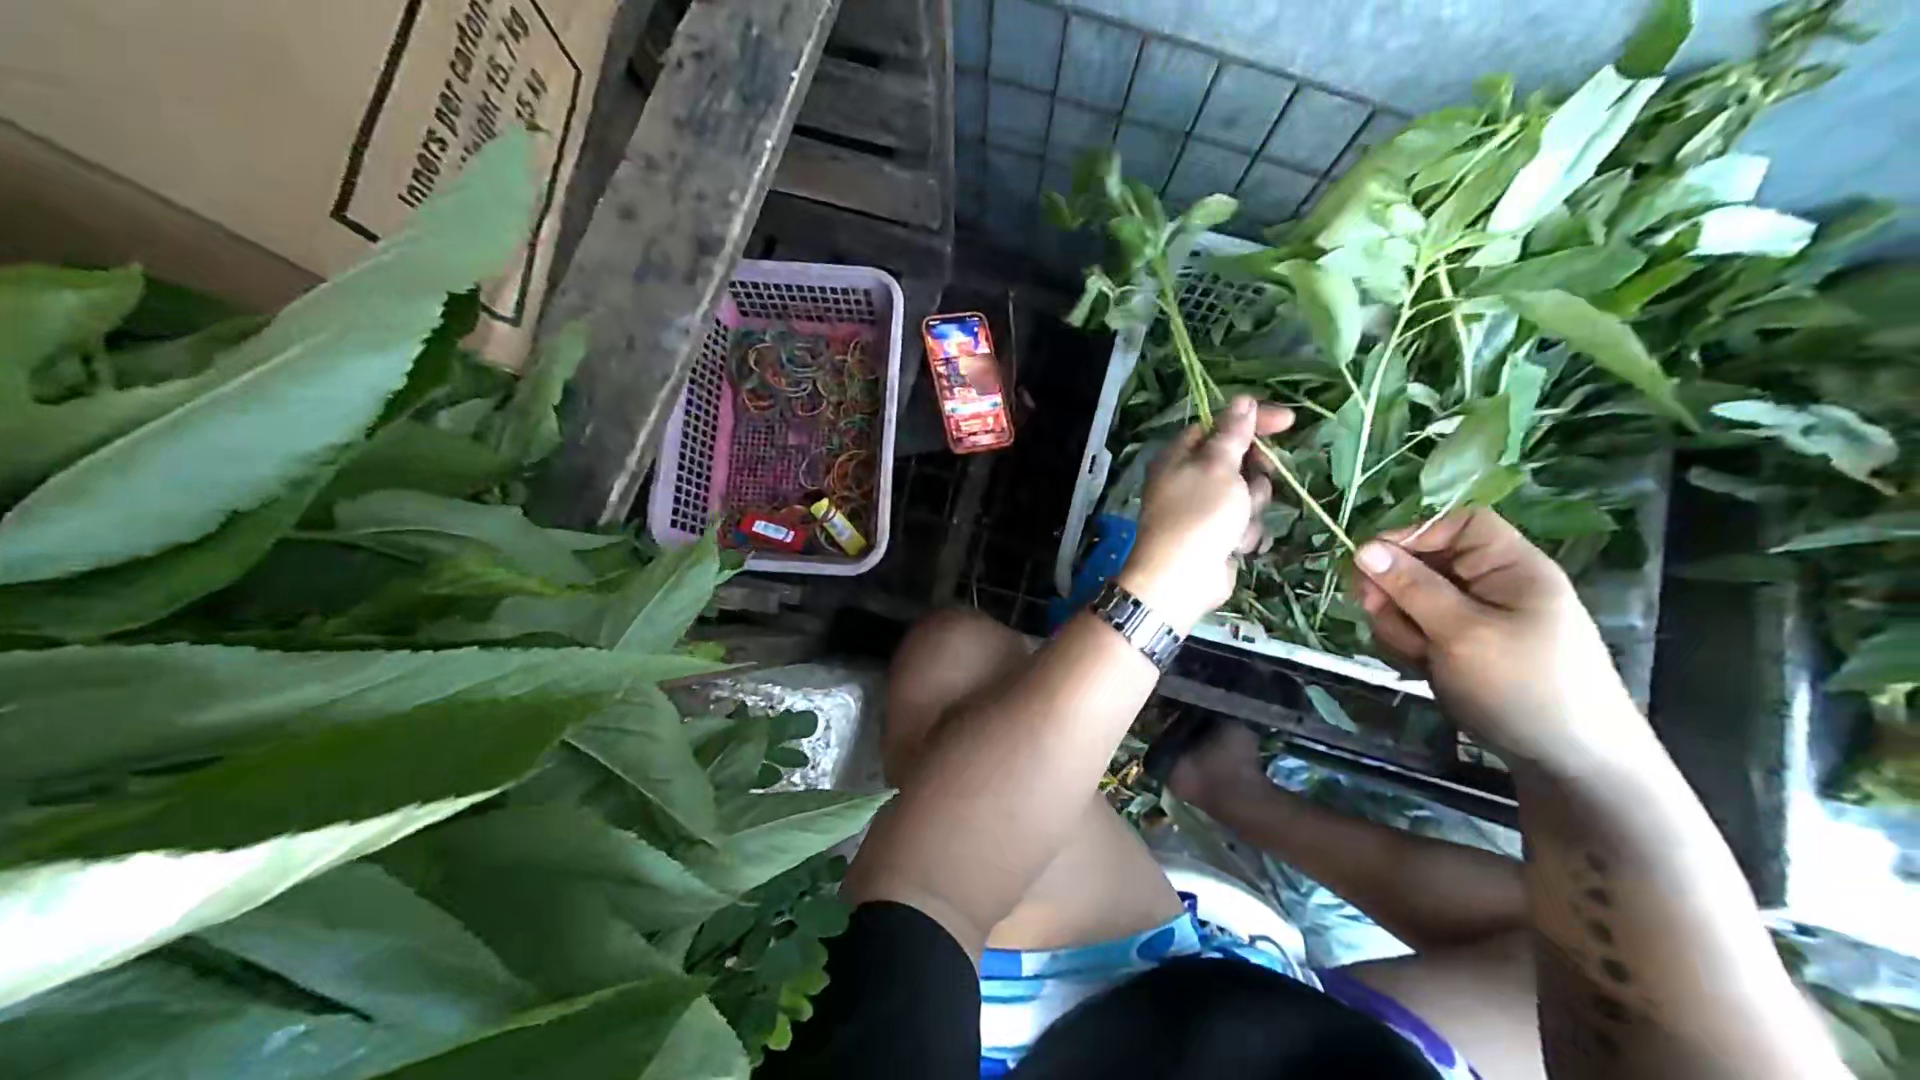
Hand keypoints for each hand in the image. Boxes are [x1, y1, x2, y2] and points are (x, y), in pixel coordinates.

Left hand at [1118, 397, 1293, 631]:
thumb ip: (1232, 434)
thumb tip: (1241, 400)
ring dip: (1251, 509)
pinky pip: (1246, 522)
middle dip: (1254, 477)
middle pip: (1240, 461)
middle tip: (1249, 488)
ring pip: (1249, 493)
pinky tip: (1235, 546)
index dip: (1254, 422)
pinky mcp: (1218, 534)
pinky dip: (1245, 533)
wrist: (1182, 580)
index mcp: (1180, 455)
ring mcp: (1205, 508)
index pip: (1221, 424)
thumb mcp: (1218, 467)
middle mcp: (1190, 478)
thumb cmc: (1198, 516)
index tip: (1289, 422)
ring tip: (1236, 524)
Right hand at [1352, 508, 1653, 772]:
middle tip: (1376, 613)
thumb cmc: (1524, 687)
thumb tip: (1363, 548)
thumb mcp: (1462, 633)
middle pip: (1424, 561)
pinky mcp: (1460, 645)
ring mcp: (1475, 617)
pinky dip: (1408, 644)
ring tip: (1416, 656)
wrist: (1568, 763)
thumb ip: (1412, 588)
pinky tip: (1420, 668)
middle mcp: (1492, 584)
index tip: (1370, 560)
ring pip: (1411, 599)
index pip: (1457, 523)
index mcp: (1510, 567)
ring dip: (1398, 624)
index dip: (1413, 533)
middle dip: (1395, 589)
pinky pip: (1417, 628)